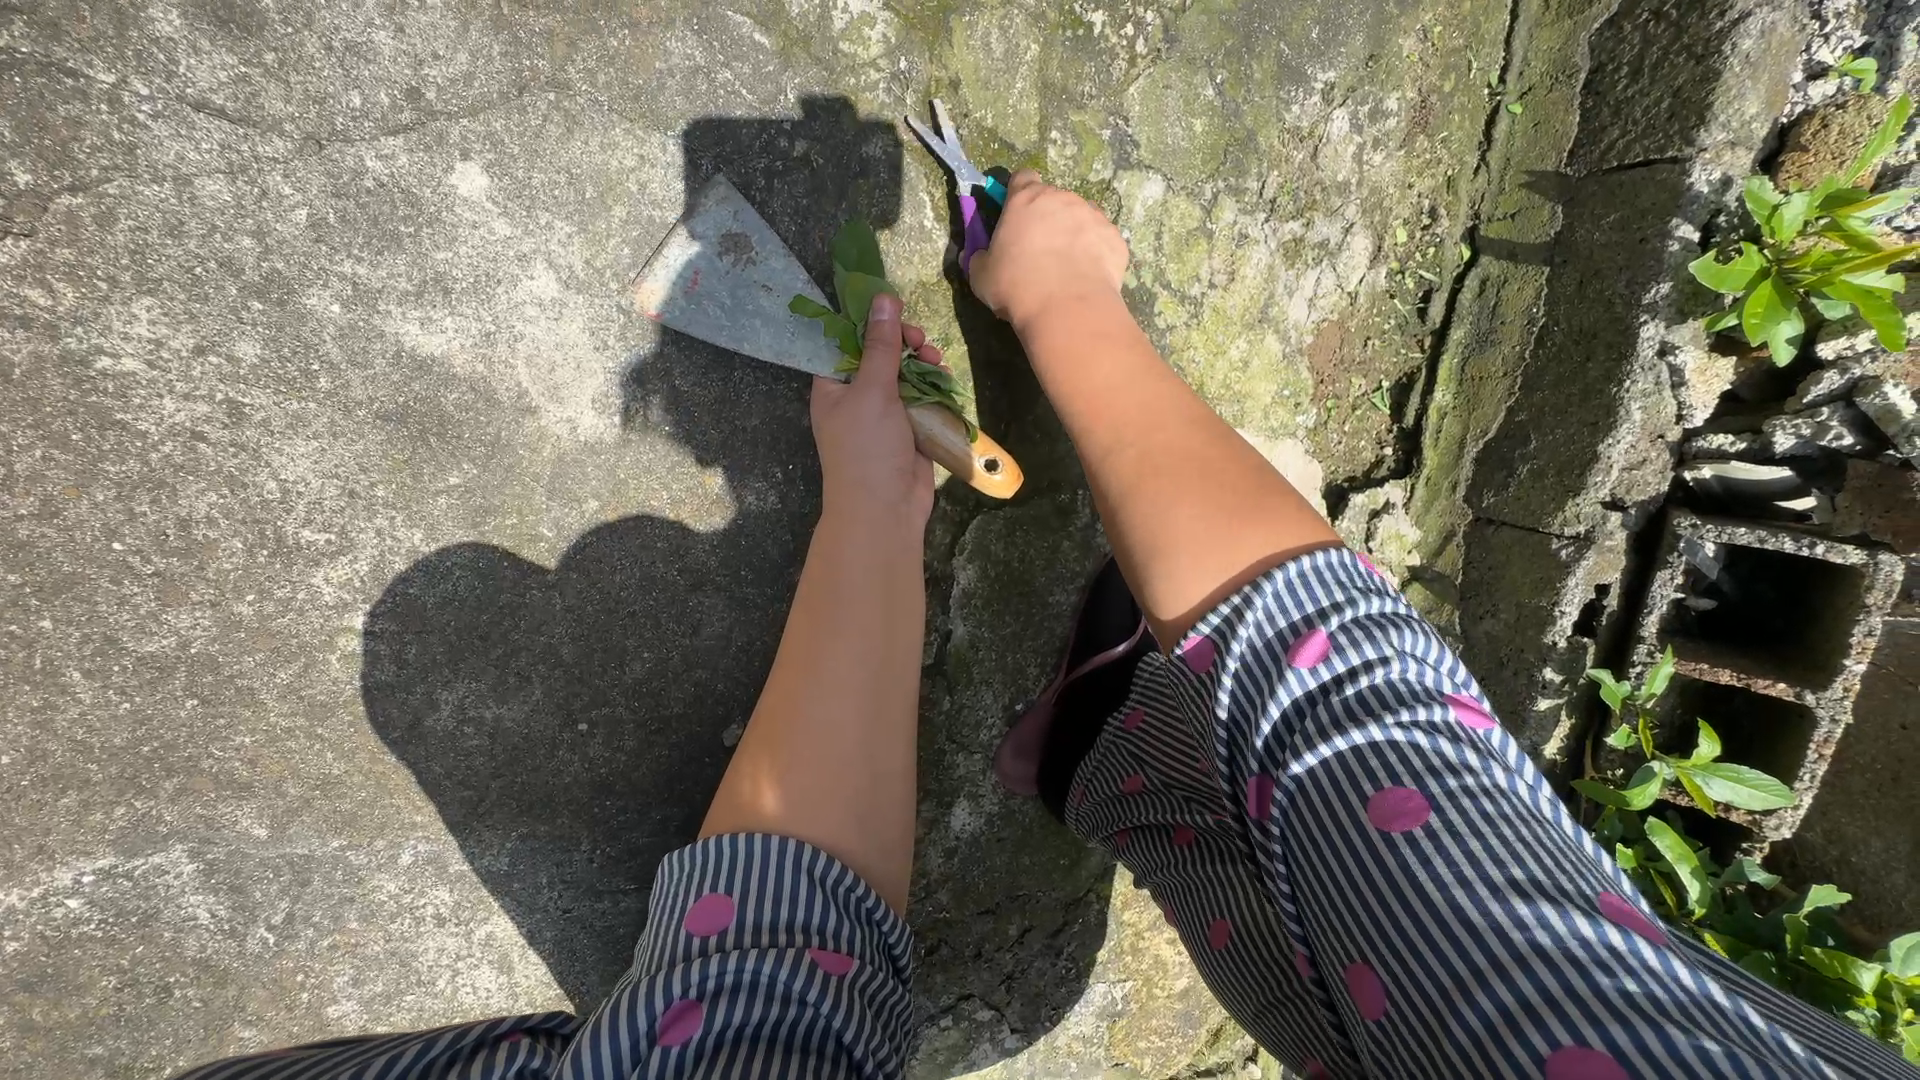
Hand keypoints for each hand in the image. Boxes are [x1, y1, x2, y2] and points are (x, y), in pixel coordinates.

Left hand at [810, 292, 936, 529]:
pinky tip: (944, 378)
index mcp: (832, 385)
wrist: (884, 509)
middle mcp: (855, 397)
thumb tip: (883, 297)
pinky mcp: (908, 429)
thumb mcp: (872, 391)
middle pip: (880, 354)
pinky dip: (932, 386)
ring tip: (935, 361)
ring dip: (921, 362)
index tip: (894, 311)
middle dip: (902, 343)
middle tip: (919, 342)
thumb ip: (880, 345)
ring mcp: (883, 414)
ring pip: (904, 374)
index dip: (870, 323)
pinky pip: (920, 397)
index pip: (846, 341)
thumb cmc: (867, 448)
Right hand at [969, 170, 1129, 332]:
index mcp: (1026, 199)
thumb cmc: (1016, 287)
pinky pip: (1102, 241)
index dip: (1018, 194)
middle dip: (1048, 219)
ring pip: (1082, 218)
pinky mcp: (1115, 238)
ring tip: (1068, 267)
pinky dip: (1096, 254)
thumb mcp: (982, 277)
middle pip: (1054, 200)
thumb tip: (976, 256)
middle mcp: (1062, 198)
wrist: (1066, 309)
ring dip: (1074, 234)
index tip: (1016, 216)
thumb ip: (979, 259)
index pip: (1022, 178)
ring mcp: (1093, 215)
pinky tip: (1088, 278)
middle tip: (1040, 252)